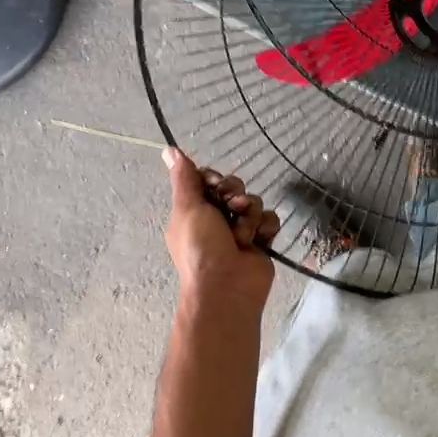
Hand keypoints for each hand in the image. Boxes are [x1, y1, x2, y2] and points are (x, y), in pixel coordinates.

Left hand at [162, 148, 278, 312]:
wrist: (228, 287)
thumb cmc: (202, 248)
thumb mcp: (188, 209)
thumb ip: (184, 178)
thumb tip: (168, 149)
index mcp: (193, 212)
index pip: (207, 180)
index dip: (215, 179)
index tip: (216, 185)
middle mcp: (215, 219)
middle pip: (233, 188)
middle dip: (236, 195)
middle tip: (233, 207)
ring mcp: (240, 230)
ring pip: (254, 202)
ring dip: (250, 215)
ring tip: (244, 233)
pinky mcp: (261, 240)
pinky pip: (269, 220)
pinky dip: (266, 227)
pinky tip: (259, 239)